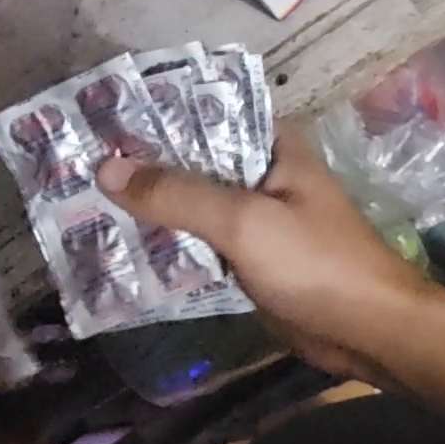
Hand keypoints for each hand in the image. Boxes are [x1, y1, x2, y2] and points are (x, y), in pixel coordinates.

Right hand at [98, 129, 440, 380]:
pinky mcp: (250, 256)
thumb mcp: (244, 221)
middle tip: (75, 164)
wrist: (369, 331)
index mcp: (271, 144)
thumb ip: (179, 194)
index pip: (204, 112)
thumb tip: (107, 168)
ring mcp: (256, 216)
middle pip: (193, 159)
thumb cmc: (316, 264)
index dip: (154, 114)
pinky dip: (169, 242)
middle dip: (142, 164)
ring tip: (82, 200)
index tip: (98, 118)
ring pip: (193, 203)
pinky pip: (201, 241)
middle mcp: (261, 172)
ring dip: (151, 206)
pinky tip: (122, 245)